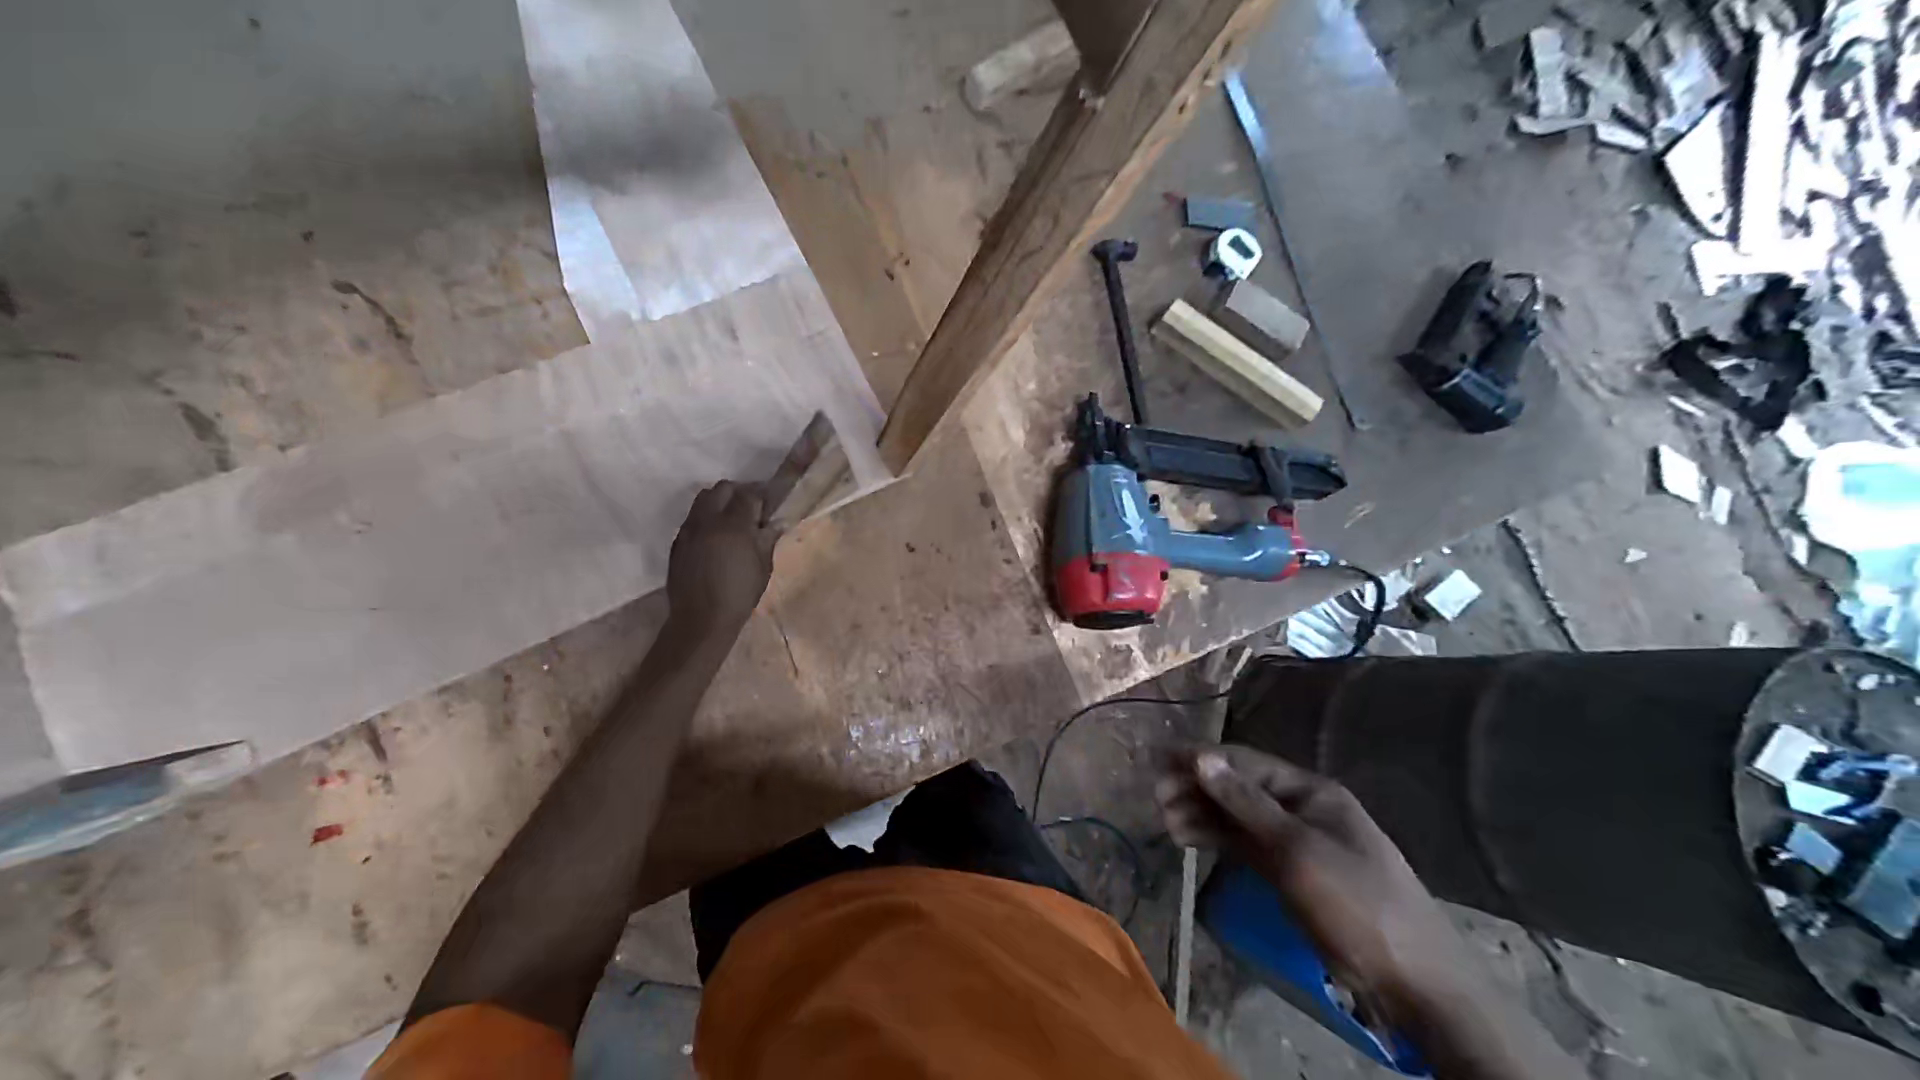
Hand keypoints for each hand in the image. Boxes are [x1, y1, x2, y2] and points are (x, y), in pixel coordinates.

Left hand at [666, 480, 780, 636]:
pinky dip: (705, 520)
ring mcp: (689, 529)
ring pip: (703, 499)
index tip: (767, 508)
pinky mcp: (677, 542)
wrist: (701, 618)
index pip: (748, 495)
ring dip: (718, 503)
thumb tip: (775, 523)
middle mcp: (708, 520)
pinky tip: (714, 540)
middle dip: (738, 494)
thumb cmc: (739, 594)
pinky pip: (692, 519)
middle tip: (749, 511)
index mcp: (734, 525)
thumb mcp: (763, 568)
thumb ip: (767, 540)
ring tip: (729, 522)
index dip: (760, 498)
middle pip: (722, 488)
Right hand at [1157, 745, 1473, 1009]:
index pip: (1245, 763)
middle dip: (1197, 789)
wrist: (1414, 981)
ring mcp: (1296, 842)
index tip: (1159, 760)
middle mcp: (1301, 808)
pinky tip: (1188, 840)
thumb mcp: (1297, 849)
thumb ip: (1246, 803)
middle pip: (1239, 788)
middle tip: (1156, 797)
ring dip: (1202, 815)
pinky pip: (1246, 845)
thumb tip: (1201, 757)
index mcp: (1310, 791)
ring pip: (1238, 818)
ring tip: (1165, 822)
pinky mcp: (1292, 872)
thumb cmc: (1356, 902)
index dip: (1201, 758)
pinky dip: (1217, 840)